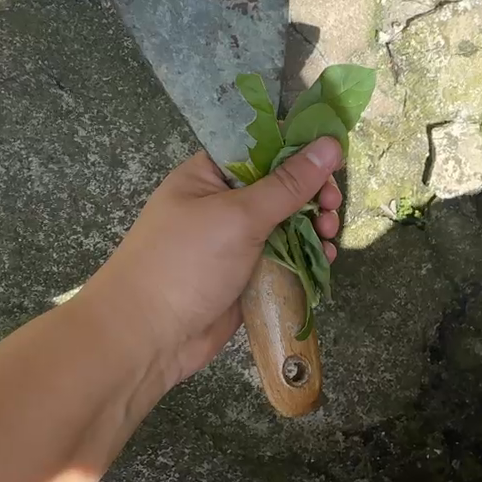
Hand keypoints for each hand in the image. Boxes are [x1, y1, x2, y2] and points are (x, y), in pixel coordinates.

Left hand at [78, 138, 343, 387]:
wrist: (147, 337)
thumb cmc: (185, 263)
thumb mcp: (239, 216)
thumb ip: (289, 183)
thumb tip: (331, 144)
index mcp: (211, 174)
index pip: (264, 146)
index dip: (301, 149)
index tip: (334, 159)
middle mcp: (226, 201)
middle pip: (284, 185)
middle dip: (314, 194)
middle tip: (332, 207)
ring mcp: (239, 239)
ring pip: (291, 221)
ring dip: (316, 225)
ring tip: (329, 237)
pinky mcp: (251, 271)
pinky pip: (289, 253)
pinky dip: (309, 254)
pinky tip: (325, 259)